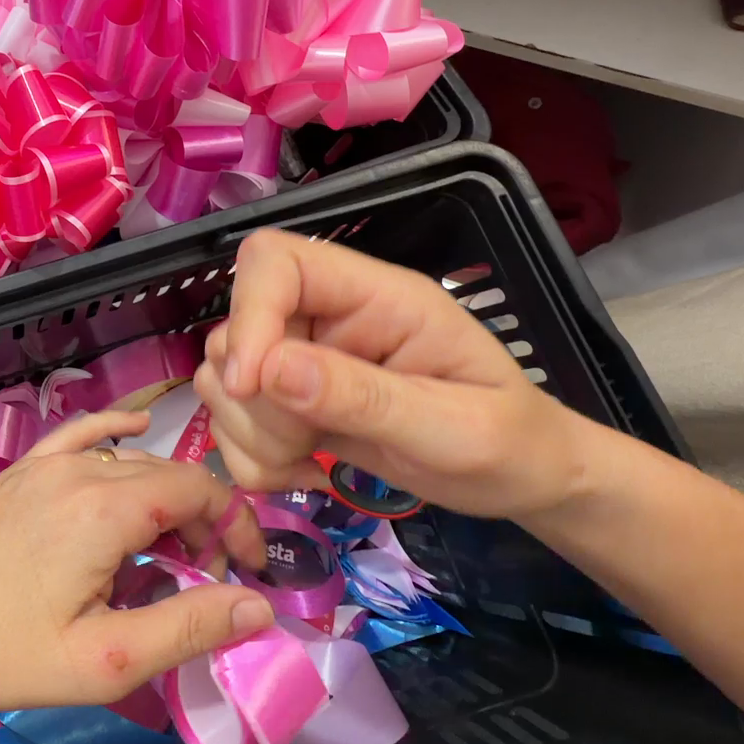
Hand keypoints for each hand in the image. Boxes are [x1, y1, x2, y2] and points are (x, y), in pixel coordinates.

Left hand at [0, 411, 272, 723]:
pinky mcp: (18, 471)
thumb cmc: (3, 652)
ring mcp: (41, 464)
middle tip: (208, 578)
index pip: (197, 491)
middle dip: (202, 521)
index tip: (249, 570)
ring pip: (128, 461)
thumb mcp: (105, 660)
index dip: (235, 525)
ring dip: (164, 496)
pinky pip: (78, 435)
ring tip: (174, 549)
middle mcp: (75, 471)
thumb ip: (188, 627)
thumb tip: (261, 606)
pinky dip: (114, 430)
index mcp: (102, 509)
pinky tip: (135, 427)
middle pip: (166, 476)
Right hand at [196, 228, 599, 518]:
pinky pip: (229, 422)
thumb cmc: (511, 447)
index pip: (276, 261)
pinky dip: (252, 458)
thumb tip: (268, 370)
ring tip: (310, 462)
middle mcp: (325, 317)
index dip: (248, 311)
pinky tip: (301, 471)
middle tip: (307, 441)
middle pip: (233, 328)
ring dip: (251, 434)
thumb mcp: (457, 431)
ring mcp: (300, 358)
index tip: (248, 384)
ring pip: (219, 378)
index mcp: (375, 296)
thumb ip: (365, 397)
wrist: (523, 482)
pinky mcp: (284, 401)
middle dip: (254, 400)